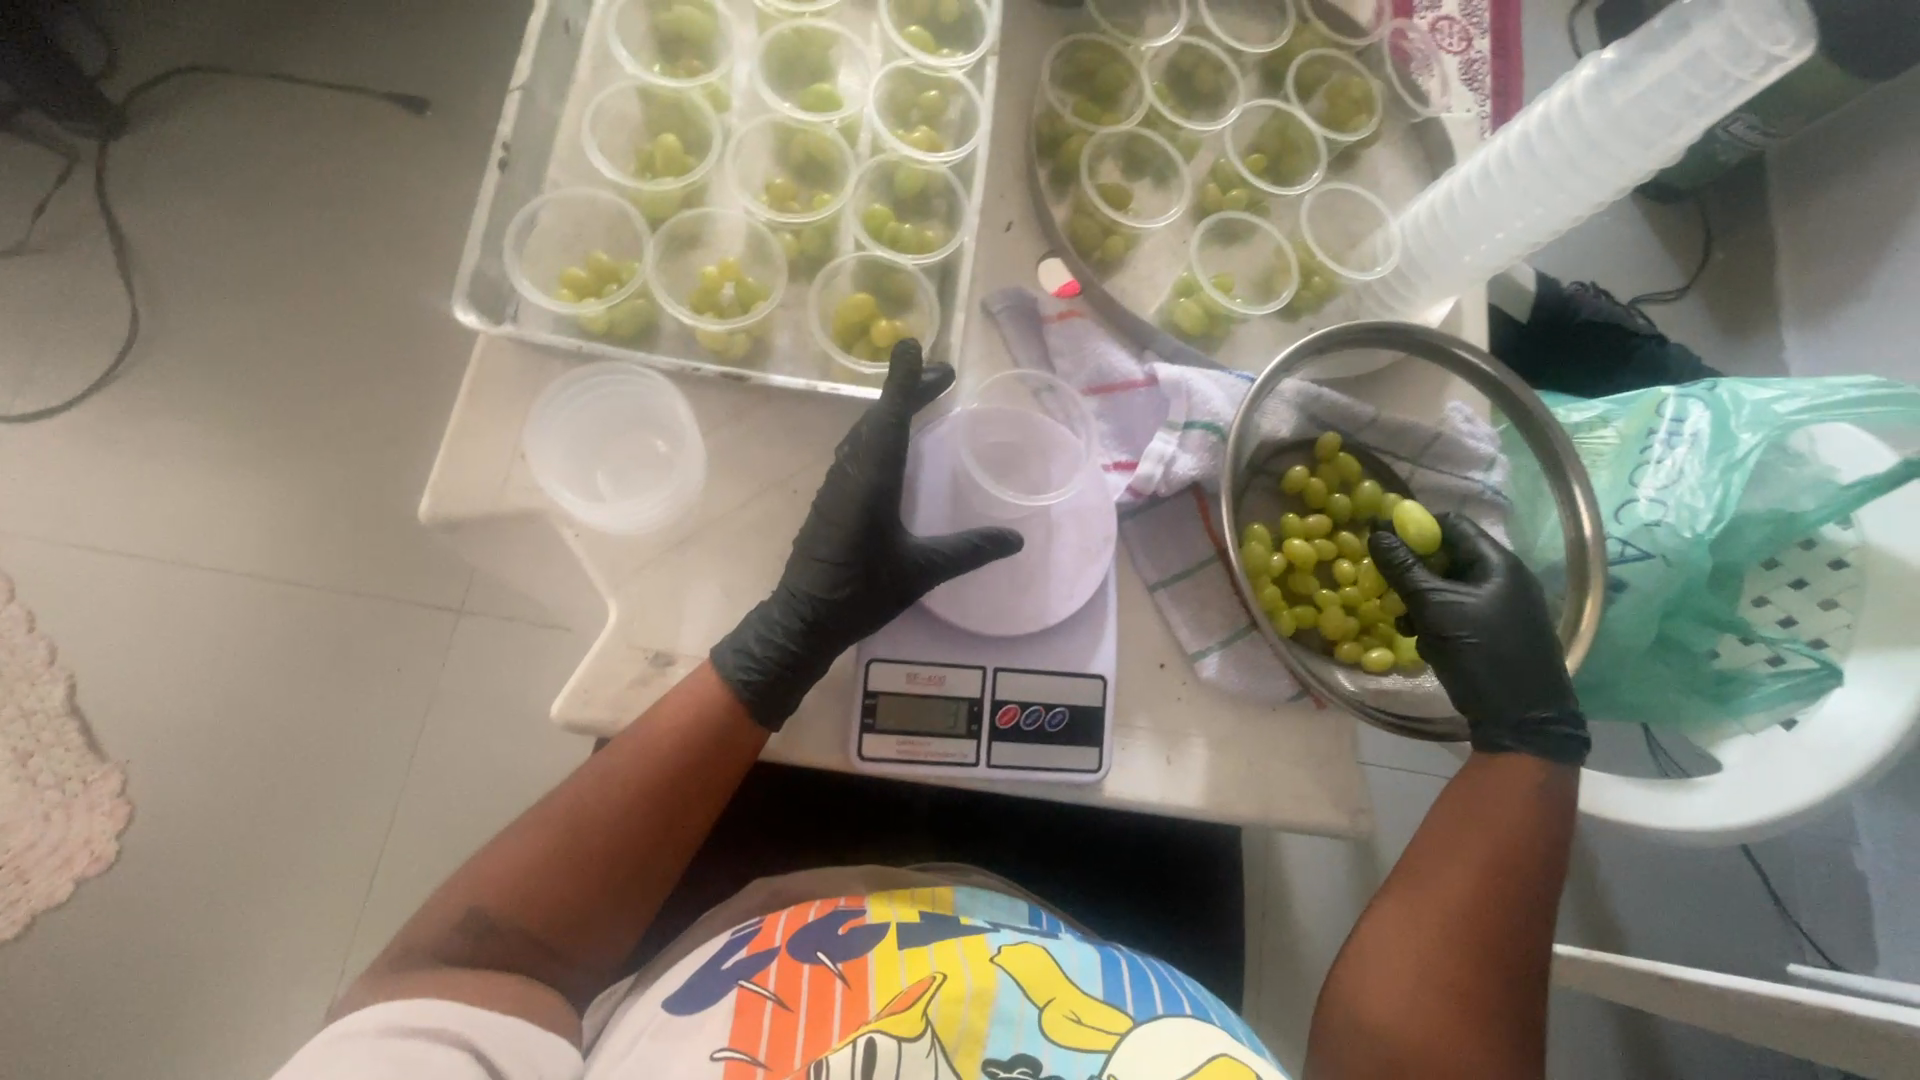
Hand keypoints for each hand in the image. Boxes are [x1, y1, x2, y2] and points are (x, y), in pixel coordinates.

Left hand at [711, 341, 1024, 729]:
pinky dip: (879, 435)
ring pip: (864, 434)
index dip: (904, 381)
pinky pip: (857, 453)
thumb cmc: (862, 593)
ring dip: (892, 411)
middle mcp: (851, 474)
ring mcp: (836, 486)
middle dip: (909, 391)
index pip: (889, 417)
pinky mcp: (831, 501)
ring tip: (922, 400)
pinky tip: (892, 445)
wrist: (803, 620)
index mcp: (872, 481)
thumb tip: (1017, 539)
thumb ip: (969, 551)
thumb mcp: (922, 572)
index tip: (912, 345)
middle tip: (944, 375)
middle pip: (878, 418)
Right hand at [1369, 513, 1588, 764]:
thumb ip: (1403, 569)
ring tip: (1404, 622)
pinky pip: (1456, 611)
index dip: (1415, 528)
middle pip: (1447, 557)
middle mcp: (1502, 578)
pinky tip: (1424, 641)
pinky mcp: (1495, 631)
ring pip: (1447, 587)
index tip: (1381, 544)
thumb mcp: (1434, 608)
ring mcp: (1501, 606)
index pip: (1451, 525)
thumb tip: (1376, 533)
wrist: (1522, 717)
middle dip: (1412, 571)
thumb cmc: (1480, 652)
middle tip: (1385, 587)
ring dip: (1419, 599)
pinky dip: (1434, 620)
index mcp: (1496, 563)